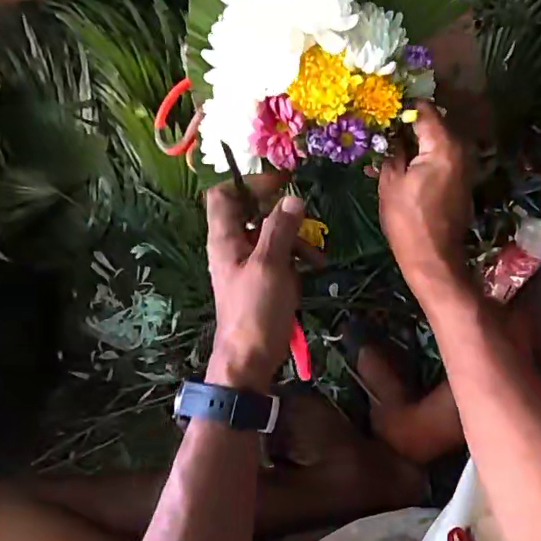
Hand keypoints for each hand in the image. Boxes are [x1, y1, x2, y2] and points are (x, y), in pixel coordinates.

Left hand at [204, 186, 303, 392]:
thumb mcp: (271, 265)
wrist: (250, 359)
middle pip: (252, 214)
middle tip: (306, 216)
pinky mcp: (261, 283)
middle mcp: (232, 248)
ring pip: (270, 237)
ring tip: (316, 257)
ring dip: (295, 240)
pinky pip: (278, 259)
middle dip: (282, 214)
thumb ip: (280, 229)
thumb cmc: (256, 310)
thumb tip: (293, 199)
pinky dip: (295, 259)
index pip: (224, 194)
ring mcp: (247, 266)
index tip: (280, 181)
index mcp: (225, 239)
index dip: (248, 182)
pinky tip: (314, 270)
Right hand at [379, 101, 471, 293]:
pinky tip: (404, 166)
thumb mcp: (391, 182)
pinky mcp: (462, 181)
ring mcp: (465, 166)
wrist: (433, 258)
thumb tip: (390, 134)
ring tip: (389, 149)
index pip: (424, 110)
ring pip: (437, 142)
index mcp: (444, 145)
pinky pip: (442, 158)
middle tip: (382, 131)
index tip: (382, 112)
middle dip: (408, 126)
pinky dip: (425, 158)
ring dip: (415, 143)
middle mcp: (461, 150)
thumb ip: (392, 151)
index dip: (402, 109)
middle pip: (433, 124)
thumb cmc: (407, 221)